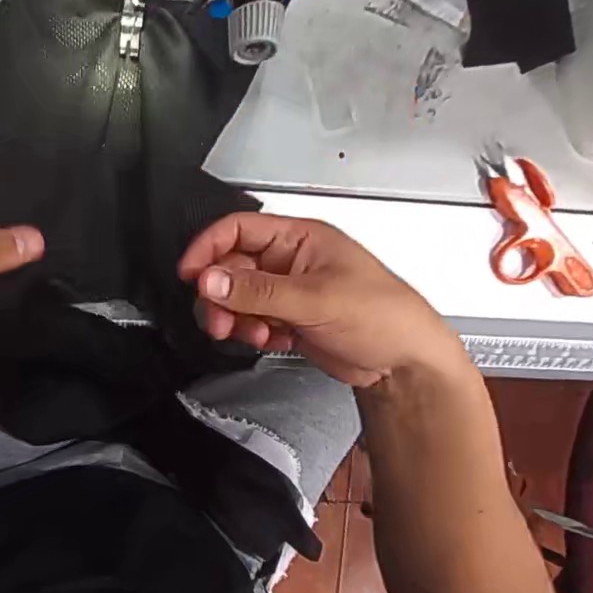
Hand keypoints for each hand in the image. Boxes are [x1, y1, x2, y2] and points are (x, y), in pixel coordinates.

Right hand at [176, 212, 467, 387]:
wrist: (402, 362)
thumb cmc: (383, 315)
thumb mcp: (314, 298)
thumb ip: (257, 291)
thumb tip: (212, 279)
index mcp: (300, 238)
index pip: (238, 229)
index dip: (209, 248)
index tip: (190, 273)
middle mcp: (291, 261)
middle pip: (232, 268)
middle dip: (220, 295)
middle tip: (219, 319)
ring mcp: (289, 291)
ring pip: (238, 298)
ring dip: (235, 318)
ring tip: (250, 333)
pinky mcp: (289, 318)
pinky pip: (252, 320)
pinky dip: (253, 333)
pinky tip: (272, 339)